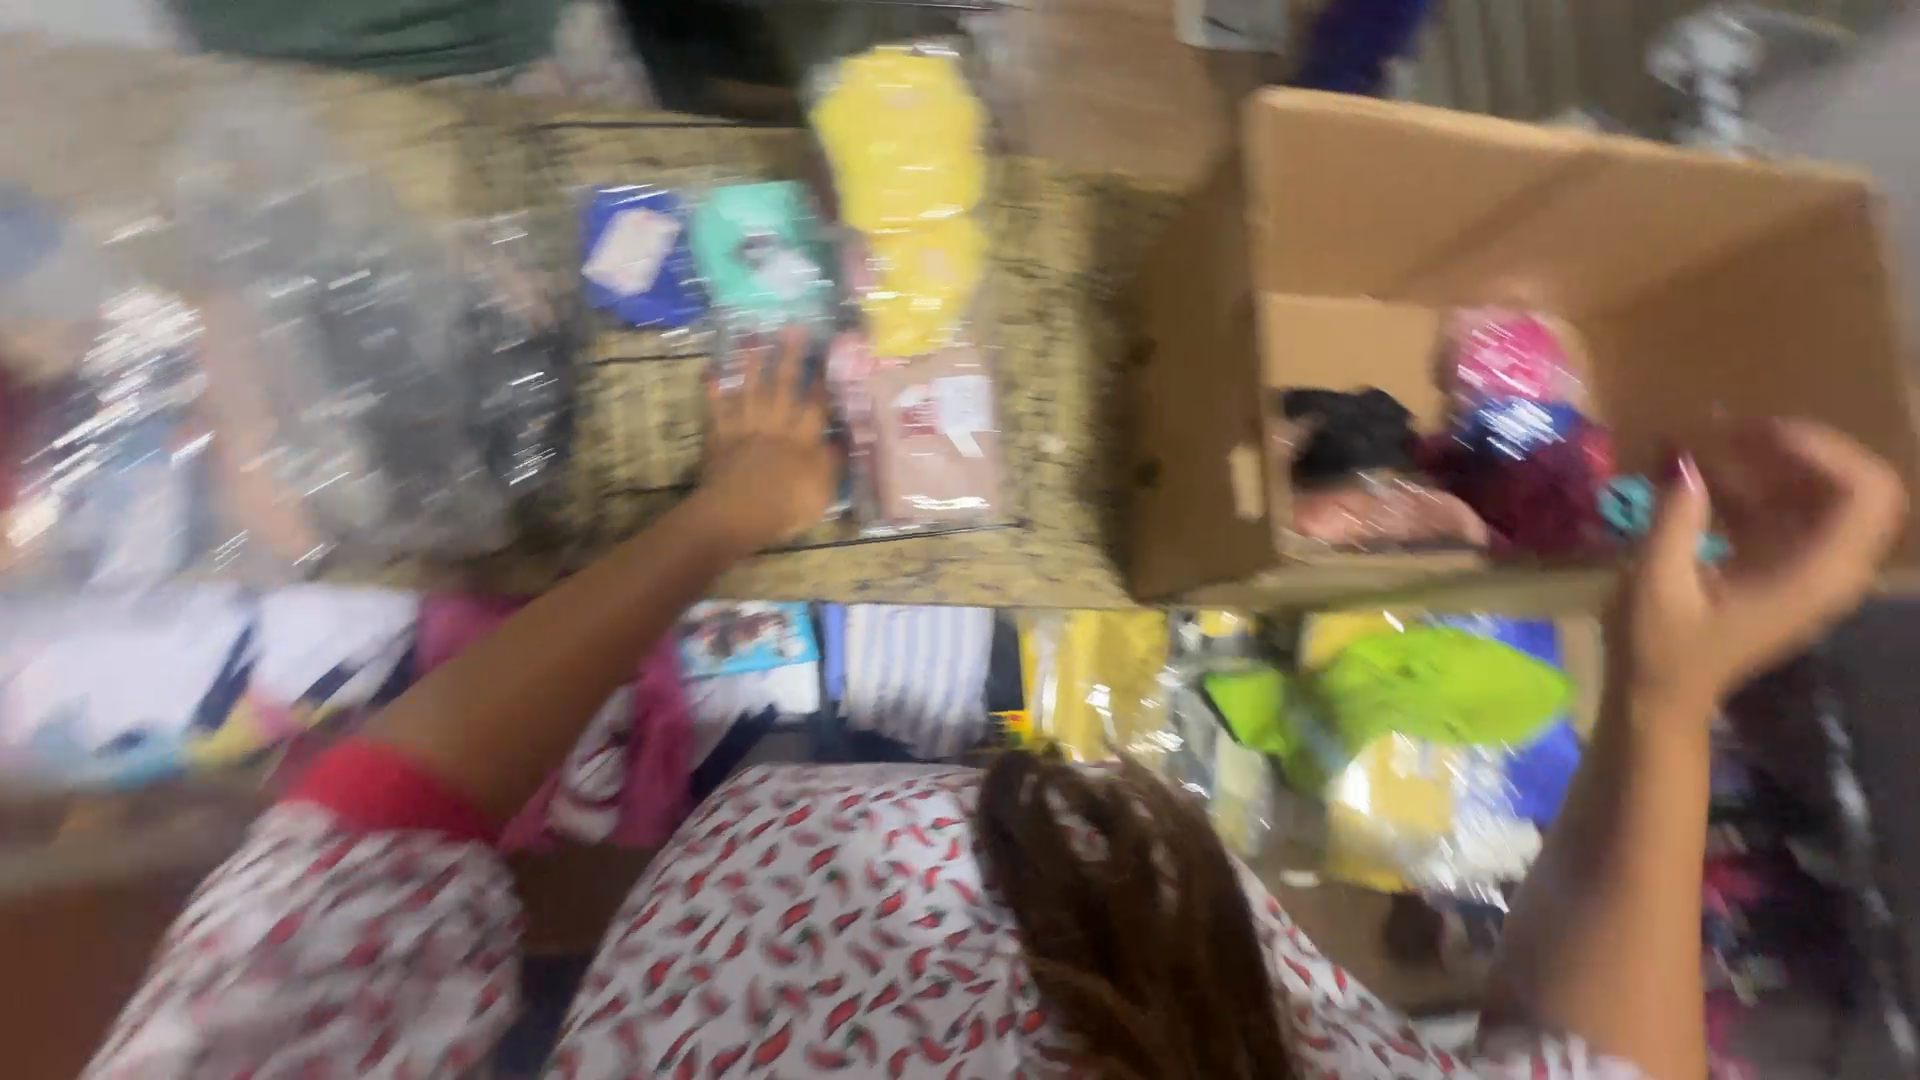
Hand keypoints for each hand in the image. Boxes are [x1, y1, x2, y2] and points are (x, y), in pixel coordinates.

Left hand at [695, 324, 837, 550]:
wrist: (739, 512)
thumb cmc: (787, 505)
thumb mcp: (823, 489)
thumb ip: (831, 463)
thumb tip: (841, 441)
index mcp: (804, 438)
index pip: (816, 404)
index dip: (822, 380)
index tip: (828, 354)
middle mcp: (776, 425)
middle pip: (784, 385)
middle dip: (789, 356)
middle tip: (793, 328)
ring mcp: (745, 428)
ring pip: (749, 389)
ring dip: (751, 364)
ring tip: (753, 338)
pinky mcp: (719, 437)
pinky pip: (716, 409)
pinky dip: (713, 390)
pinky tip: (711, 371)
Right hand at [1619, 418, 1906, 712]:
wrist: (1662, 697)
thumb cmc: (1660, 646)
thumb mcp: (1656, 581)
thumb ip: (1675, 518)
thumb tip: (1681, 458)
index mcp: (1815, 574)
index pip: (1864, 493)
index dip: (1819, 450)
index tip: (1751, 431)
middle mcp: (1830, 570)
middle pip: (1853, 490)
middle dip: (1798, 452)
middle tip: (1731, 430)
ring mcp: (1808, 572)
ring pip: (1820, 501)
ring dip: (1775, 467)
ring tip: (1714, 445)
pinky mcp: (1780, 574)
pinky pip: (1786, 519)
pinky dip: (1755, 492)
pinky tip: (1707, 480)